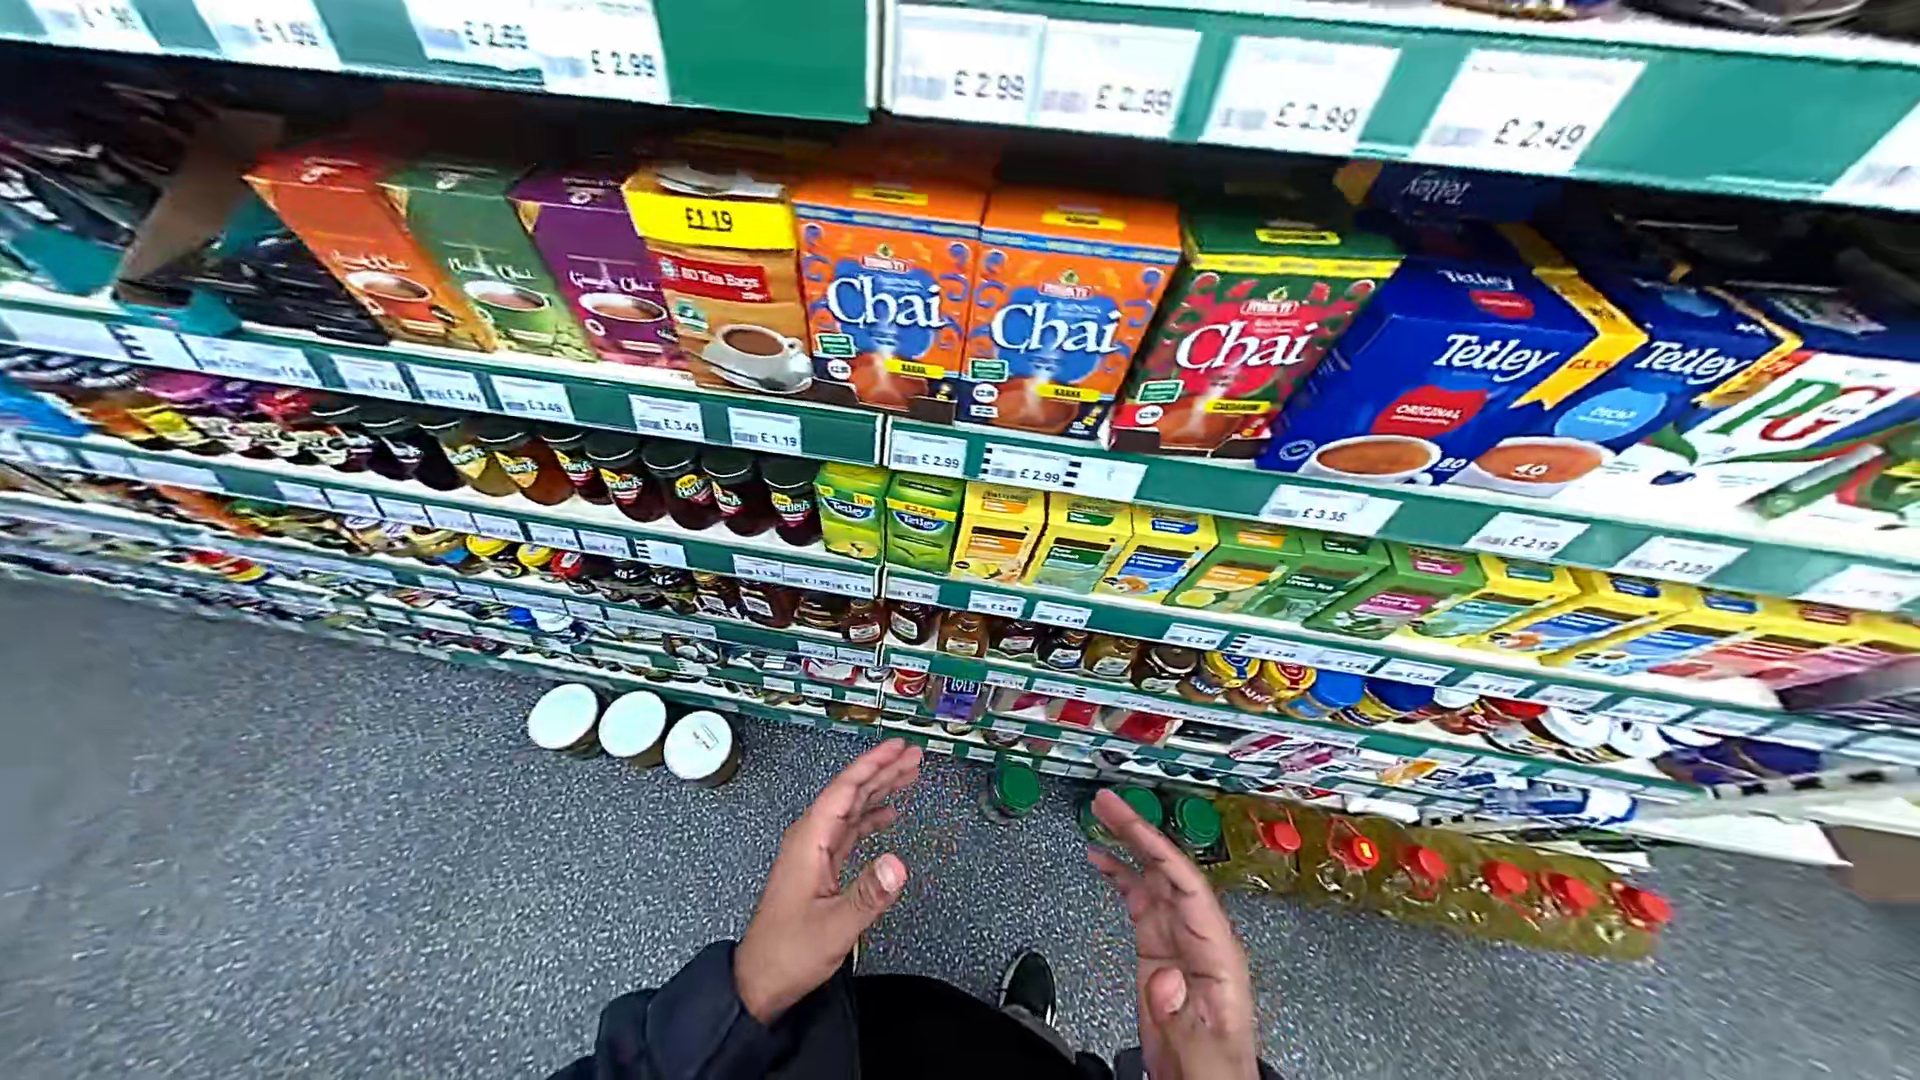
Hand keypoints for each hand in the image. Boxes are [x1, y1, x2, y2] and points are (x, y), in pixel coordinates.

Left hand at [734, 738, 922, 1023]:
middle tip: (913, 755)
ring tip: (908, 775)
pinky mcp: (819, 864)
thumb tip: (899, 864)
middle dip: (883, 769)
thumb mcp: (834, 927)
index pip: (845, 788)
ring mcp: (814, 850)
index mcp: (810, 839)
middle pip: (851, 791)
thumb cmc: (789, 953)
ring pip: (852, 807)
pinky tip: (889, 814)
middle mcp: (811, 836)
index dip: (873, 763)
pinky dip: (871, 816)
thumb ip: (868, 895)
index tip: (898, 747)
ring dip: (880, 789)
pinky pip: (849, 828)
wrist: (759, 982)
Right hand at [1089, 788, 1258, 1079]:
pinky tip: (1100, 858)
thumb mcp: (1205, 1054)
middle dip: (1137, 831)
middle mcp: (1196, 932)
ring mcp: (1175, 935)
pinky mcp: (1156, 943)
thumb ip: (1184, 1016)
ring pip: (1150, 874)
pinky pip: (1136, 895)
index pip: (1187, 882)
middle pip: (1166, 867)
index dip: (1157, 848)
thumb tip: (1164, 975)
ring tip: (1101, 815)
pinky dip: (1117, 873)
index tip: (1130, 822)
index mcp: (1216, 949)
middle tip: (1108, 802)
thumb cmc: (1215, 1072)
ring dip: (1126, 843)